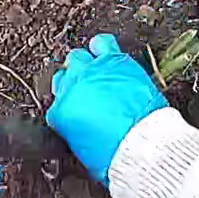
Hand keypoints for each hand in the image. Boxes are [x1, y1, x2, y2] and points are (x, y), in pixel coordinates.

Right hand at [45, 34, 167, 183]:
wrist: (143, 145)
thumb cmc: (117, 154)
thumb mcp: (85, 152)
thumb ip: (76, 132)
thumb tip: (81, 130)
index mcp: (61, 112)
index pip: (55, 103)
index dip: (67, 104)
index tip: (75, 107)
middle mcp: (73, 87)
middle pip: (63, 75)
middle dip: (72, 83)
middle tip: (84, 90)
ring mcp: (93, 72)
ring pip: (77, 56)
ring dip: (83, 64)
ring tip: (92, 71)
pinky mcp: (115, 61)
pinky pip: (102, 43)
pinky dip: (101, 45)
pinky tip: (103, 52)